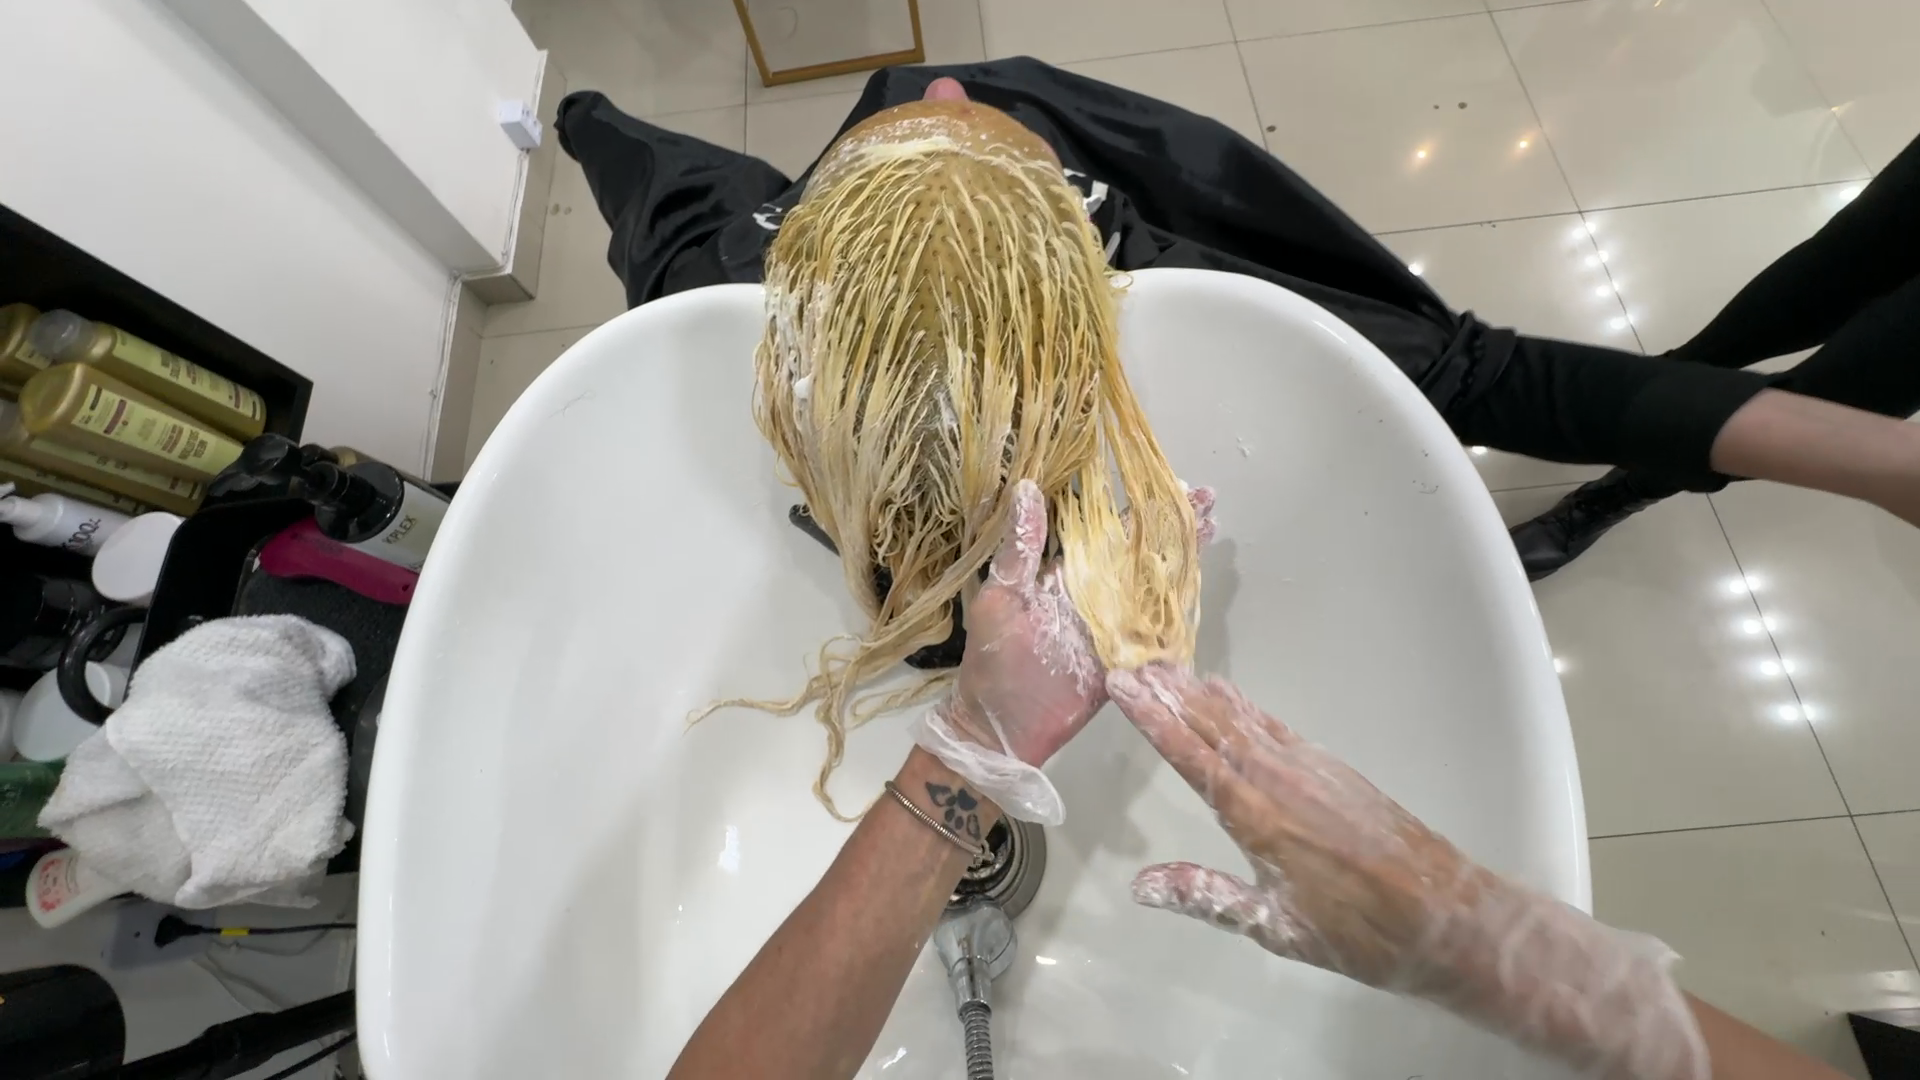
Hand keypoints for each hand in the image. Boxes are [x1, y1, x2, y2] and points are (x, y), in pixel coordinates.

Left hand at [912, 481, 1215, 823]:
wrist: (1003, 726)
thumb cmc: (994, 659)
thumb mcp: (1001, 598)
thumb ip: (1021, 549)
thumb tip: (1026, 486)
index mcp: (1064, 572)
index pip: (1105, 529)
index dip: (1136, 506)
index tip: (1167, 482)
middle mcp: (1093, 591)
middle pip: (1140, 550)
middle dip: (1172, 524)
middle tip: (1206, 498)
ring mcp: (1113, 624)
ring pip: (1154, 583)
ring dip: (1181, 557)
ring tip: (1212, 528)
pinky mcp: (1127, 656)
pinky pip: (1157, 628)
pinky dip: (1179, 609)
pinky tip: (1199, 586)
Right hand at [1106, 665, 1707, 1079]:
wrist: (1449, 916)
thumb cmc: (1358, 932)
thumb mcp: (1277, 928)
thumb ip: (1207, 898)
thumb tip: (1141, 885)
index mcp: (1257, 816)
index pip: (1192, 756)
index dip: (1154, 719)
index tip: (1124, 686)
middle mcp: (1275, 779)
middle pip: (1210, 724)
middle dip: (1167, 693)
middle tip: (1131, 664)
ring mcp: (1304, 766)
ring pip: (1239, 717)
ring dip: (1197, 691)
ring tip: (1165, 668)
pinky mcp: (1327, 764)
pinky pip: (1271, 723)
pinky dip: (1239, 703)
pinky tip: (1225, 693)